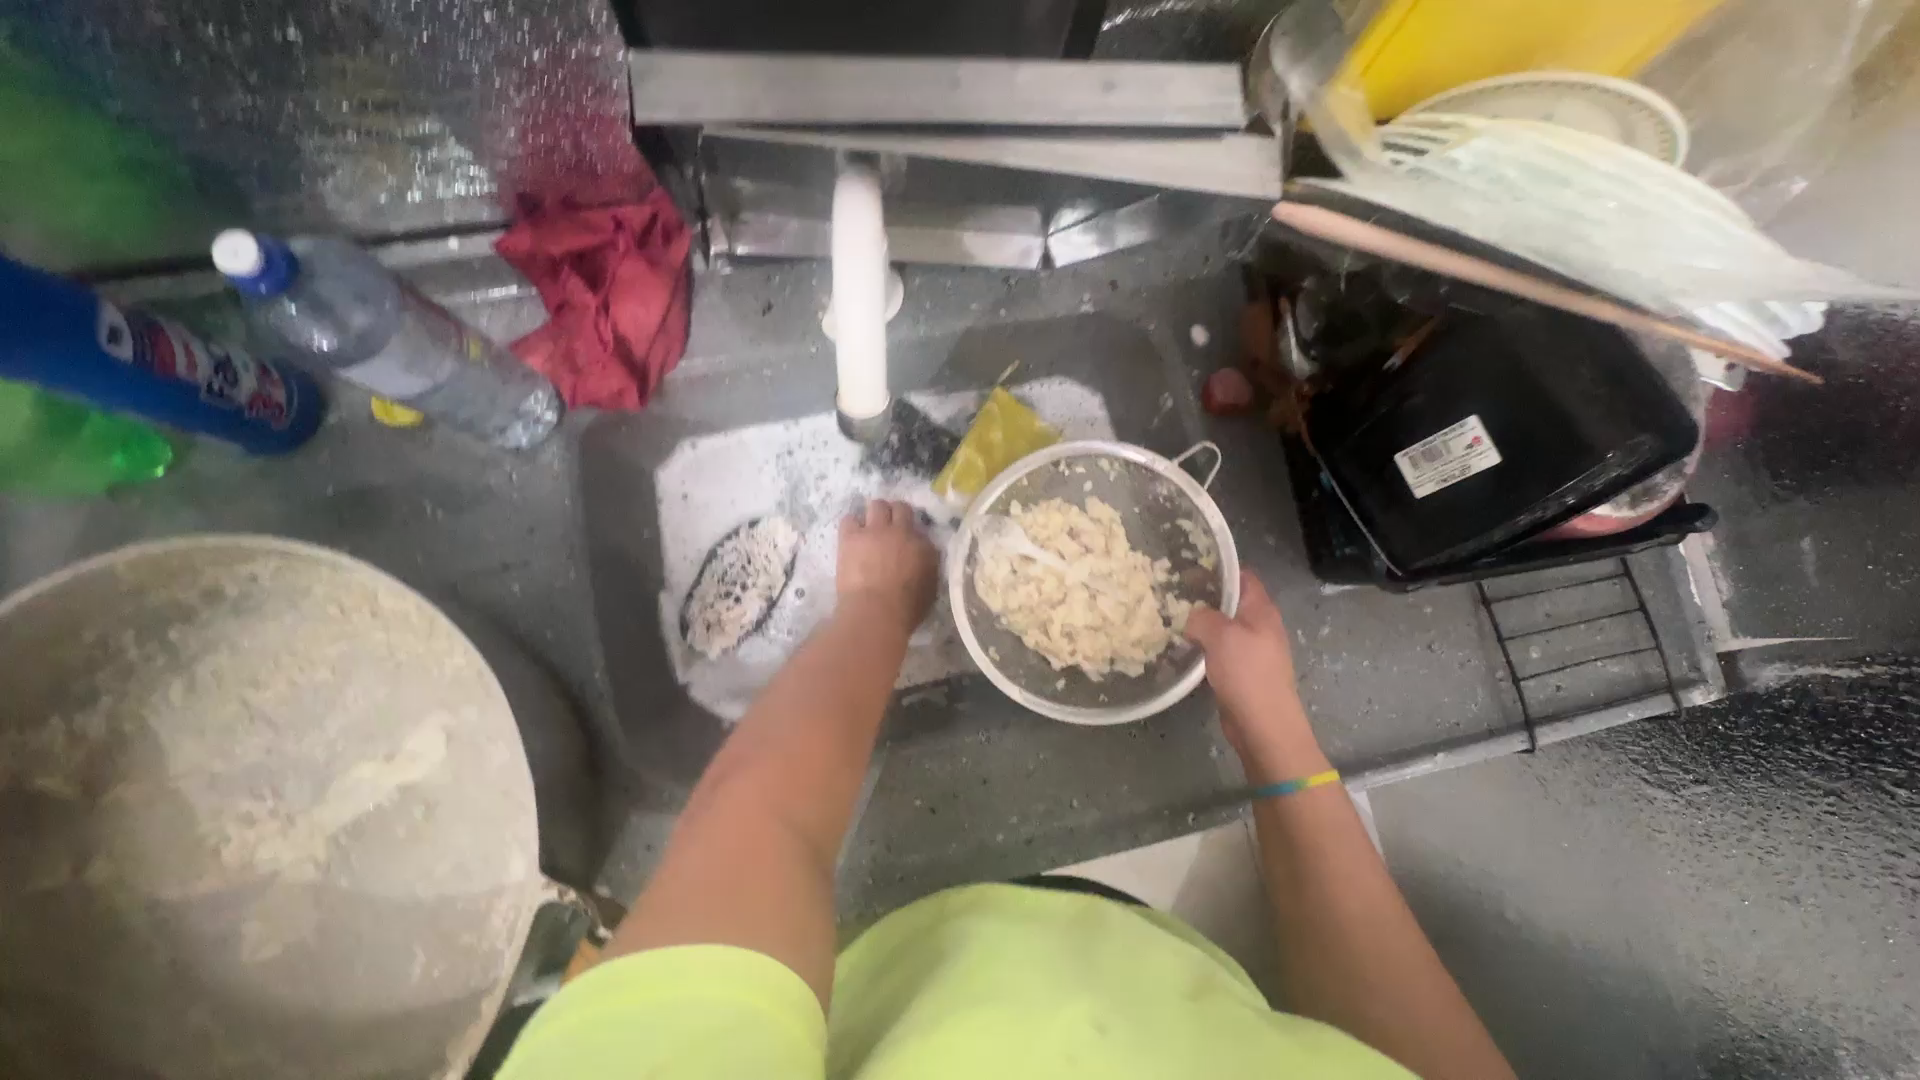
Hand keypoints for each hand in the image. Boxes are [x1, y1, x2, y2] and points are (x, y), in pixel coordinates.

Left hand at [837, 499, 938, 635]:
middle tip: (889, 528)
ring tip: (870, 528)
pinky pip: (850, 518)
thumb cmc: (906, 610)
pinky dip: (852, 525)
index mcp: (924, 547)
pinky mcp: (852, 536)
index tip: (907, 543)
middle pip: (900, 508)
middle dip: (895, 514)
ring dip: (875, 514)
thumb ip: (927, 566)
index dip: (912, 534)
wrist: (876, 612)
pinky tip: (851, 536)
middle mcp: (902, 532)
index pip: (920, 530)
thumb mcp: (929, 589)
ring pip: (877, 505)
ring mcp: (875, 531)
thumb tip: (922, 557)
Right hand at [1184, 570, 1326, 780]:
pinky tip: (1184, 648)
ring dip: (1202, 623)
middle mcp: (1261, 626)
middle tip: (1173, 593)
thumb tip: (1191, 617)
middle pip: (1232, 601)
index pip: (1243, 576)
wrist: (1263, 725)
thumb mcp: (1221, 636)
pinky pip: (1221, 650)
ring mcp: (1253, 650)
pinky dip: (1204, 646)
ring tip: (1172, 618)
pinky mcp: (1243, 672)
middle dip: (1205, 595)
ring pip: (1224, 627)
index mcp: (1261, 610)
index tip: (1188, 566)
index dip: (1218, 568)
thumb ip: (1202, 617)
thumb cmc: (1247, 674)